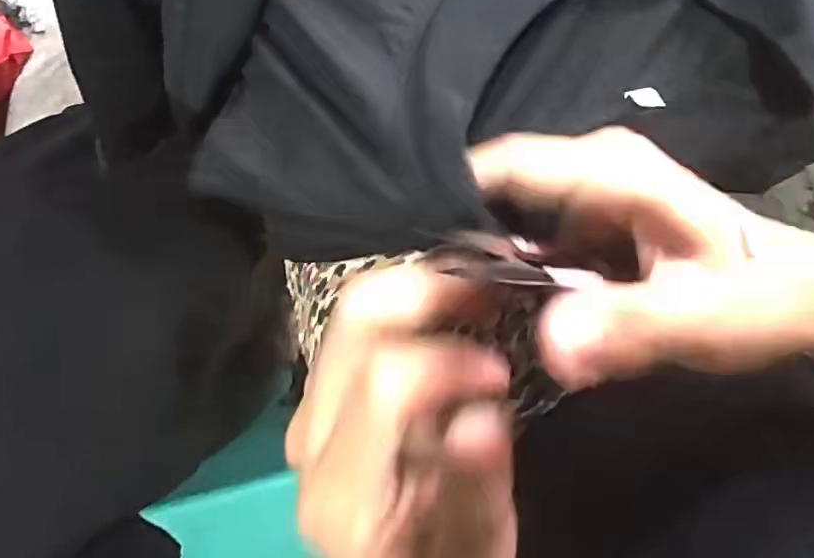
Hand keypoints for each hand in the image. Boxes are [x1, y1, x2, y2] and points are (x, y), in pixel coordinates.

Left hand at [285, 264, 516, 557]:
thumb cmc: (447, 557)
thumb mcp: (474, 541)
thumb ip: (475, 483)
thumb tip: (485, 420)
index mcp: (346, 488)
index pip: (388, 382)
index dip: (452, 362)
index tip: (501, 374)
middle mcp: (313, 438)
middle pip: (358, 318)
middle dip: (434, 286)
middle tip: (492, 293)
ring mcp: (312, 407)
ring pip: (355, 304)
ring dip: (424, 282)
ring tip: (478, 291)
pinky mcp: (326, 390)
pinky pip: (360, 317)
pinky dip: (413, 295)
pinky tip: (455, 303)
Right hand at [469, 127, 813, 388]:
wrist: (804, 290)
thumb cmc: (763, 293)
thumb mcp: (706, 316)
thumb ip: (634, 327)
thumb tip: (548, 341)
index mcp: (615, 167)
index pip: (510, 163)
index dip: (455, 201)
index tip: (415, 262)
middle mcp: (597, 164)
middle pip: (505, 191)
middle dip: (467, 243)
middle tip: (435, 307)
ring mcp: (598, 191)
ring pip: (520, 218)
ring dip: (492, 264)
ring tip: (459, 318)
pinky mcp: (600, 220)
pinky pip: (542, 239)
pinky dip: (522, 273)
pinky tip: (508, 314)